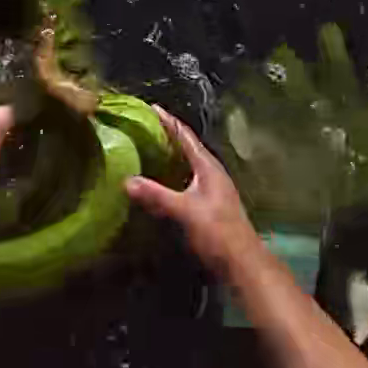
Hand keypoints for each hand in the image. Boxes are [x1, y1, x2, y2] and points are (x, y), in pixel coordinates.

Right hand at [123, 107, 259, 277]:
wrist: (240, 260)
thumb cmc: (217, 231)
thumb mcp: (185, 211)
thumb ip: (157, 196)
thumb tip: (127, 180)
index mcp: (208, 166)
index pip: (186, 136)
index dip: (169, 121)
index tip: (151, 107)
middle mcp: (211, 171)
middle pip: (186, 146)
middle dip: (167, 135)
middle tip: (143, 126)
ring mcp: (211, 187)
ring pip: (186, 163)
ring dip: (169, 155)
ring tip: (146, 149)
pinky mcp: (208, 202)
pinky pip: (185, 179)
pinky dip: (171, 174)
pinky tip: (158, 181)